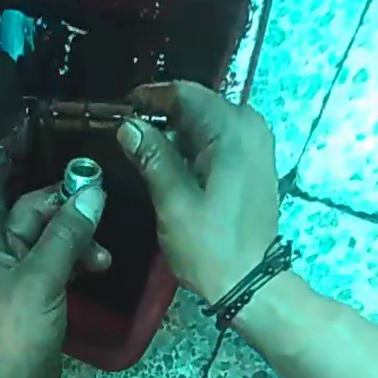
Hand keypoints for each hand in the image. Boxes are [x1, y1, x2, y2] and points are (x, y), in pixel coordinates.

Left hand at [0, 132, 109, 377]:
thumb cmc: (19, 330)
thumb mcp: (43, 278)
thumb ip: (67, 235)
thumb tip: (93, 193)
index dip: (3, 156)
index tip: (27, 128)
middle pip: (29, 210)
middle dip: (63, 205)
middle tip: (97, 199)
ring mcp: (20, 271)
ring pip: (51, 236)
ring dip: (78, 236)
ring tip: (102, 251)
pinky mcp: (40, 289)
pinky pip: (60, 259)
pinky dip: (79, 257)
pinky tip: (100, 262)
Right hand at [117, 81, 280, 302]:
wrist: (250, 283)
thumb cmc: (210, 247)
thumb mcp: (174, 203)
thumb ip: (152, 158)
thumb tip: (127, 126)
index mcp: (232, 130)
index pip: (185, 93)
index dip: (149, 98)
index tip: (120, 111)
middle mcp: (250, 126)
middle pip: (198, 106)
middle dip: (162, 117)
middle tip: (129, 137)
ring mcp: (257, 145)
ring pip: (208, 124)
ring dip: (177, 135)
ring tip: (145, 154)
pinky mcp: (255, 164)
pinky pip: (220, 142)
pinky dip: (196, 149)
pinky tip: (174, 168)